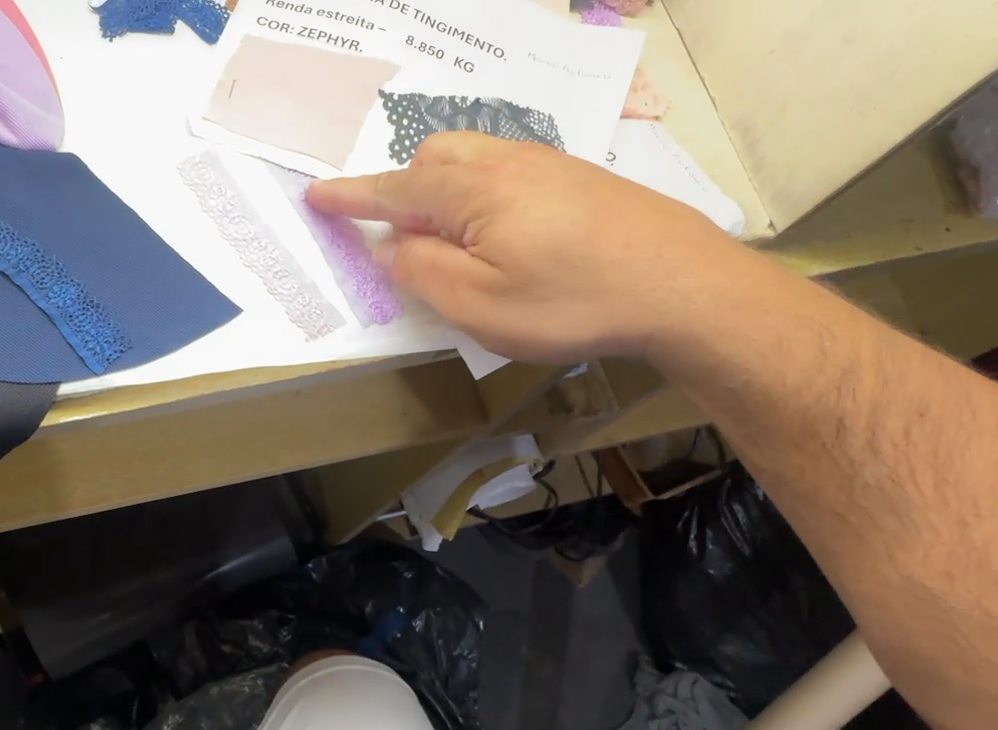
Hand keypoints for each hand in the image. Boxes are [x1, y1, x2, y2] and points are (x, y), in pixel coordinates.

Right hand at [307, 132, 751, 365]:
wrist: (681, 287)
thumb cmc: (570, 303)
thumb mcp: (477, 304)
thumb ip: (421, 271)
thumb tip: (390, 246)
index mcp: (474, 192)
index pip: (395, 189)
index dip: (351, 197)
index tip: (316, 196)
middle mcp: (507, 163)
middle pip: (434, 157)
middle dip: (402, 191)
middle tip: (402, 244)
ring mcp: (547, 165)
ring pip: (472, 160)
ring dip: (442, 194)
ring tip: (452, 248)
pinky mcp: (576, 179)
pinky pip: (505, 171)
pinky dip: (479, 196)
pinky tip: (501, 238)